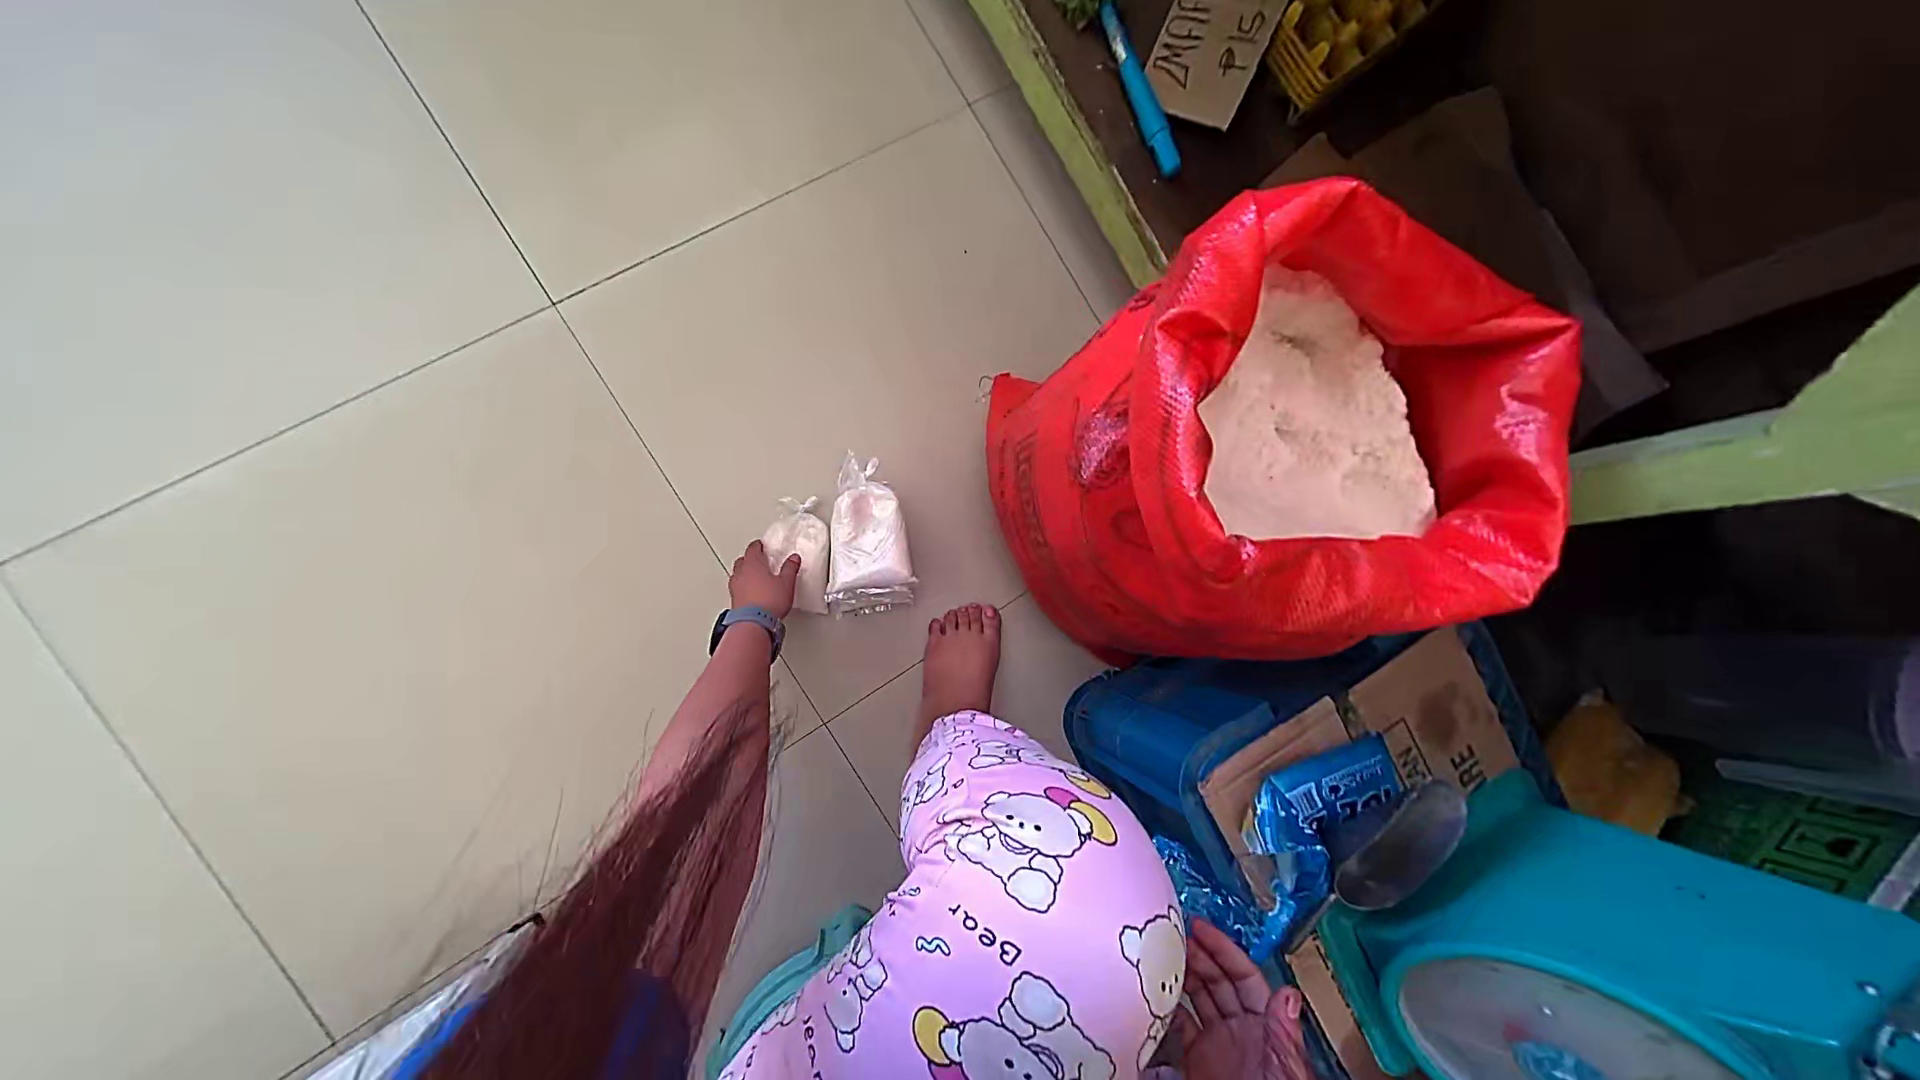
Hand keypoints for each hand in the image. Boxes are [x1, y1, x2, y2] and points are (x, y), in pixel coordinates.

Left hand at [730, 540, 800, 618]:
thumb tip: (793, 559)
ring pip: (738, 574)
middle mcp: (741, 573)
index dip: (758, 545)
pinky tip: (751, 592)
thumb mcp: (787, 582)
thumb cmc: (769, 601)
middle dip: (750, 558)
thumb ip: (790, 568)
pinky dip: (744, 586)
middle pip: (743, 560)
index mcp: (753, 563)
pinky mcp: (734, 600)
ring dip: (745, 573)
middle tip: (758, 559)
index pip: (753, 548)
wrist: (754, 622)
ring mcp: (736, 587)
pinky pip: (738, 588)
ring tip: (754, 576)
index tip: (761, 545)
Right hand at [1172, 919, 1314, 1079]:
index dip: (1222, 949)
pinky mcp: (1197, 1063)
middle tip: (1172, 933)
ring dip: (1181, 973)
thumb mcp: (1286, 1072)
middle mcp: (1241, 1031)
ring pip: (1197, 997)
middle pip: (1217, 981)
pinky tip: (1155, 993)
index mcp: (1266, 1029)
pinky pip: (1180, 1026)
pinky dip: (1167, 1007)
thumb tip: (1289, 993)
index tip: (1199, 927)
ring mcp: (1218, 1046)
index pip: (1244, 977)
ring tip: (1161, 953)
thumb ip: (1284, 1036)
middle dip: (1196, 954)